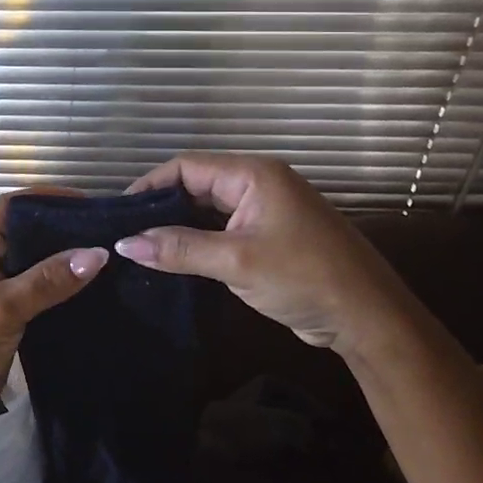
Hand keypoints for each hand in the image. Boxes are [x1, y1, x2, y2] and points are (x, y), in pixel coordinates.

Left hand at [0, 192, 108, 441]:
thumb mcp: (3, 310)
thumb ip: (49, 280)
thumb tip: (100, 253)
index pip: (12, 207)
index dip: (51, 201)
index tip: (95, 207)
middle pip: (25, 233)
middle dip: (64, 232)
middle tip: (111, 234)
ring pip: (32, 263)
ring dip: (63, 262)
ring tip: (110, 258)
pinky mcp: (0, 315)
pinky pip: (33, 290)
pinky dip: (57, 288)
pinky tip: (90, 290)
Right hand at [114, 152, 404, 353]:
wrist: (365, 316)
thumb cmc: (304, 277)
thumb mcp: (236, 261)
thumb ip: (179, 249)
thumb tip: (124, 243)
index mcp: (255, 175)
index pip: (188, 166)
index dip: (150, 185)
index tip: (117, 213)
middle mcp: (259, 185)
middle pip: (197, 186)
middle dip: (160, 208)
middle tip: (123, 234)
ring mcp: (266, 214)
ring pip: (209, 212)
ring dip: (178, 229)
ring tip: (139, 250)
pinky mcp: (269, 240)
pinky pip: (223, 233)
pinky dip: (198, 245)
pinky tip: (172, 264)